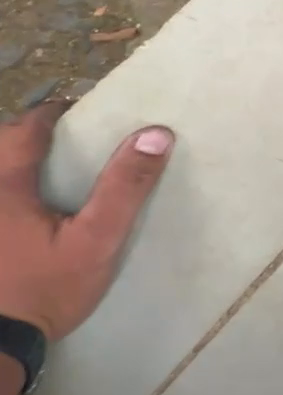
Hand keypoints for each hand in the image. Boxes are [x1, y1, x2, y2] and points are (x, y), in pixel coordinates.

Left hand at [0, 100, 172, 342]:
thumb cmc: (44, 288)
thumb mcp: (98, 238)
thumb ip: (125, 185)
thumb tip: (155, 132)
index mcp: (4, 194)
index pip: (20, 136)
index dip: (47, 116)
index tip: (73, 107)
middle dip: (20, 139)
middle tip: (57, 135)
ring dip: (10, 167)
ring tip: (39, 168)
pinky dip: (10, 193)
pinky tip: (27, 209)